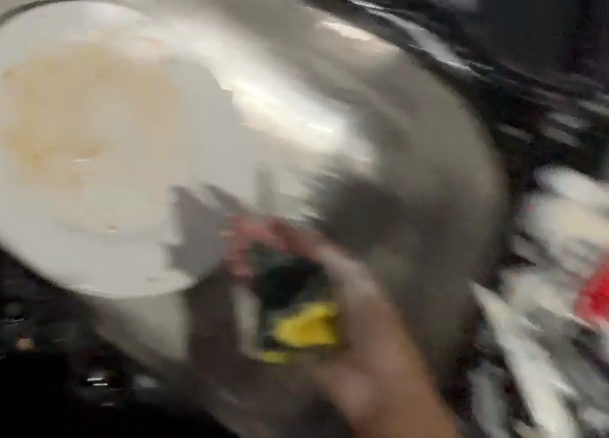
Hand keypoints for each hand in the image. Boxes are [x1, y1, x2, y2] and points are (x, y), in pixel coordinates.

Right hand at [234, 220, 455, 437]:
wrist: (379, 390)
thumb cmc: (376, 333)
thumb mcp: (356, 284)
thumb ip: (323, 253)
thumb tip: (285, 224)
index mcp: (338, 278)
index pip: (304, 247)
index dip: (280, 232)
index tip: (255, 219)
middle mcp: (317, 291)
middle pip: (282, 261)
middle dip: (257, 243)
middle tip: (231, 230)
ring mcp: (300, 312)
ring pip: (269, 280)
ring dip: (249, 263)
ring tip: (229, 252)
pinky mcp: (286, 332)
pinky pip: (263, 306)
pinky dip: (248, 289)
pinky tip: (235, 276)